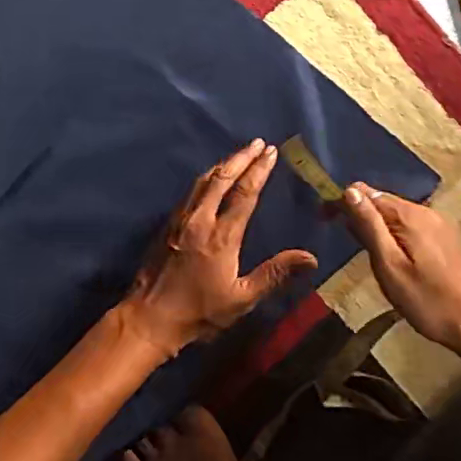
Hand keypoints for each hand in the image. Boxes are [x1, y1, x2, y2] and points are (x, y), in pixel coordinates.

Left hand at [116, 139, 318, 358]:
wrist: (149, 317)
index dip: (259, 171)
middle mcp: (199, 220)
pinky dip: (206, 178)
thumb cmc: (199, 312)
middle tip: (258, 143)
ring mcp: (180, 220)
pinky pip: (190, 191)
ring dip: (223, 164)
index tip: (271, 153)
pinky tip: (211, 178)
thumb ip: (275, 274)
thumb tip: (311, 258)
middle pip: (222, 178)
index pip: (244, 194)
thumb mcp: (241, 299)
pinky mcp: (167, 224)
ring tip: (239, 154)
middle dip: (241, 158)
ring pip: (203, 181)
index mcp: (221, 236)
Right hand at [340, 181, 460, 353]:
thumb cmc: (427, 300)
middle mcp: (425, 212)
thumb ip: (369, 226)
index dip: (342, 202)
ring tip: (363, 251)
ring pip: (395, 214)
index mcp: (409, 215)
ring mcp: (437, 225)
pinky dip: (391, 234)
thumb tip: (348, 191)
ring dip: (374, 226)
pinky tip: (389, 256)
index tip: (324, 220)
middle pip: (381, 201)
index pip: (365, 192)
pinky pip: (408, 226)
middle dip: (358, 214)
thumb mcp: (389, 265)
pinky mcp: (444, 240)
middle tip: (344, 241)